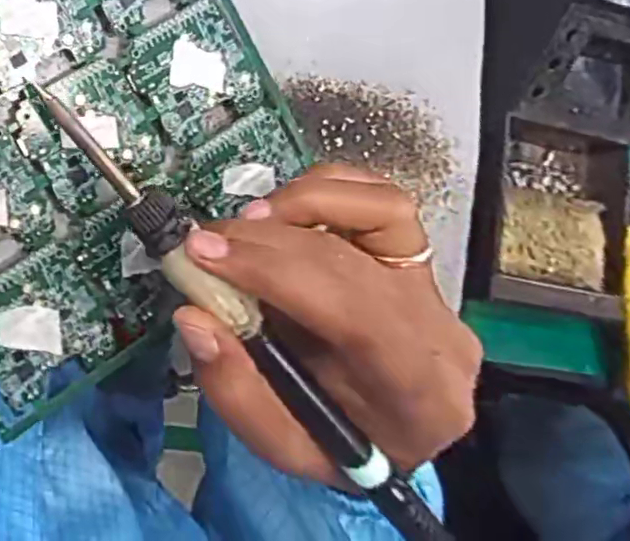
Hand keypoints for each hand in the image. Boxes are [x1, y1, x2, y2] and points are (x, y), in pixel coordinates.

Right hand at [170, 164, 480, 486]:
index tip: (201, 253)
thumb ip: (234, 388)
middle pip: (349, 260)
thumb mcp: (279, 441)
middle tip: (201, 243)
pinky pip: (375, 195)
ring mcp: (427, 284)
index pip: (357, 313)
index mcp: (417, 391)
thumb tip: (194, 316)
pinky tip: (278, 210)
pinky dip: (321, 188)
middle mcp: (435, 330)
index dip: (272, 271)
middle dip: (260, 242)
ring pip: (380, 209)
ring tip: (245, 223)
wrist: (370, 423)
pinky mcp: (409, 250)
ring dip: (298, 205)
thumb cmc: (327, 434)